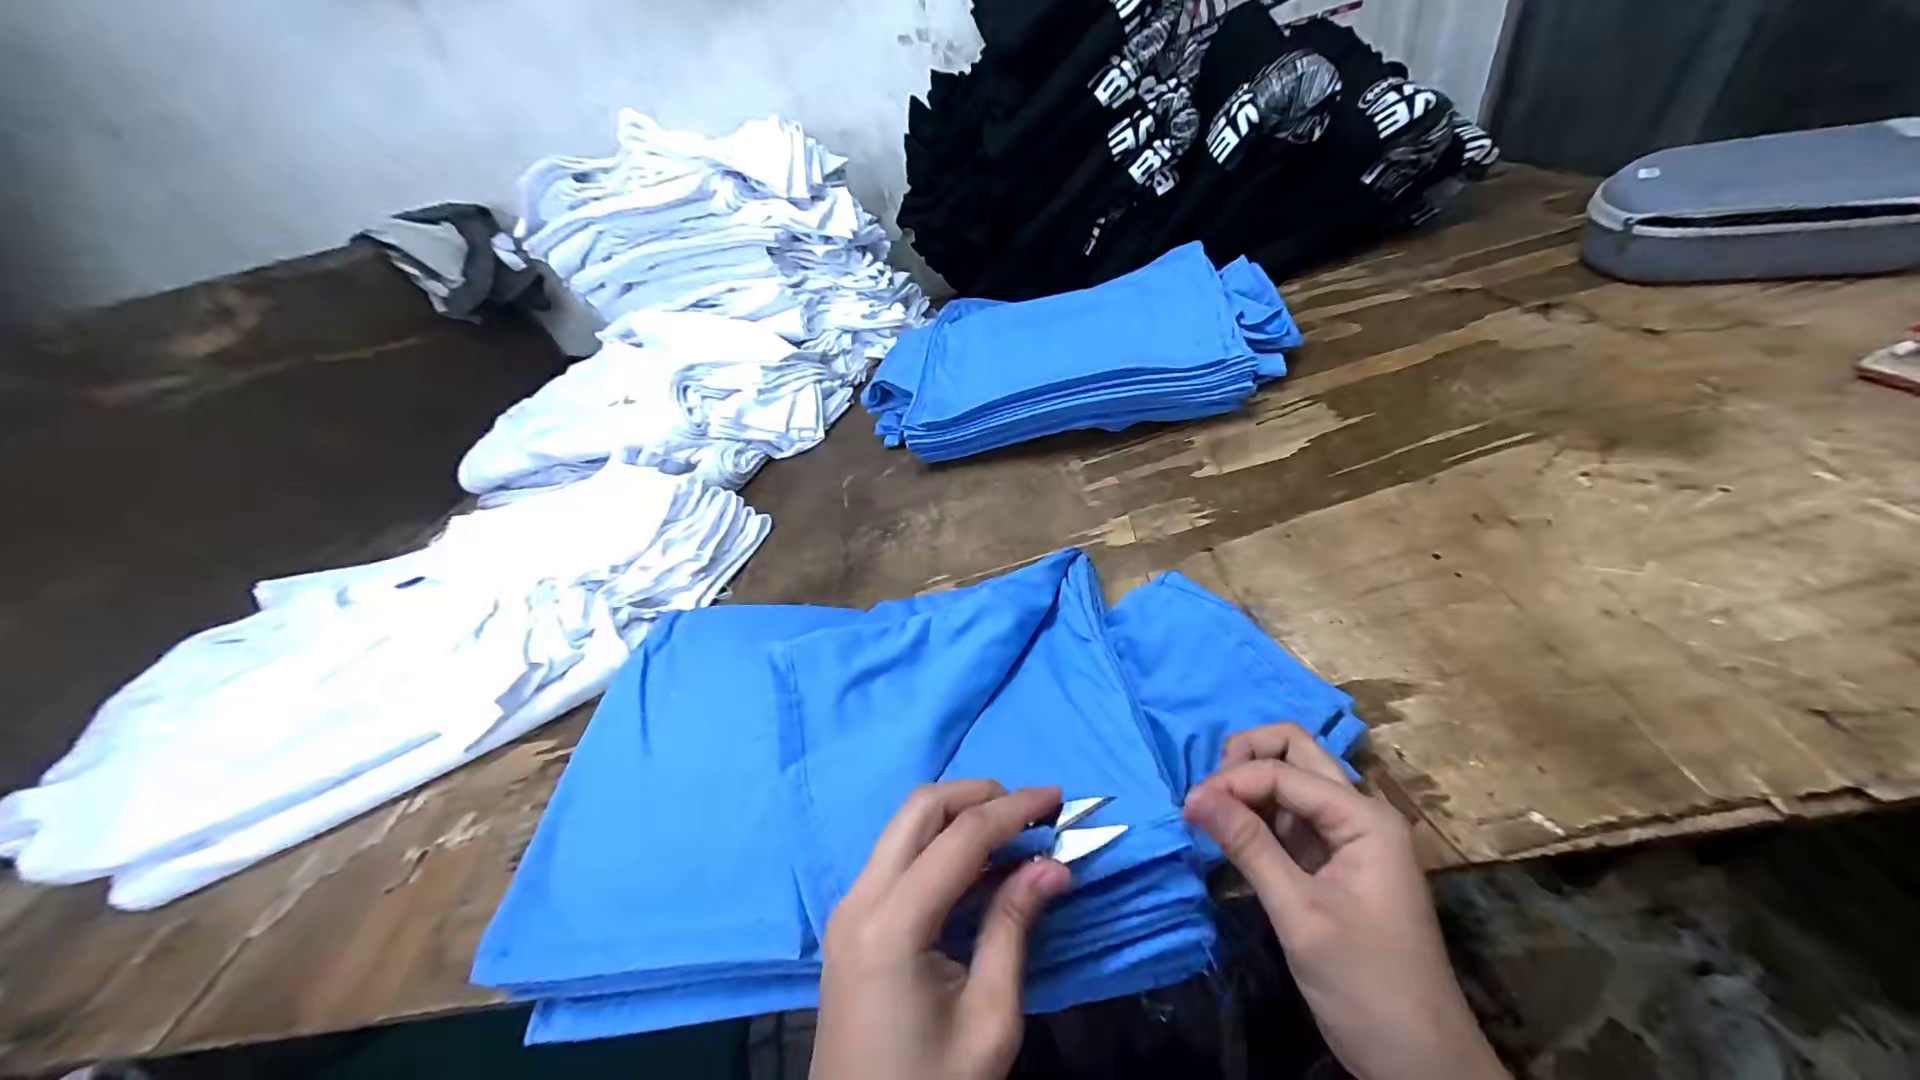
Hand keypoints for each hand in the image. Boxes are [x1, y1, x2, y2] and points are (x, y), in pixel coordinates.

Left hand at [813, 781, 1072, 1079]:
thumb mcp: (988, 1020)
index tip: (1058, 798)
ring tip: (1015, 830)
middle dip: (980, 796)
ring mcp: (849, 906)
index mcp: (892, 924)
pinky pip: (898, 856)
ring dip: (960, 815)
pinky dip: (940, 843)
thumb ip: (1013, 928)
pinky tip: (980, 863)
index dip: (1015, 809)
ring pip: (906, 825)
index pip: (961, 836)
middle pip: (921, 808)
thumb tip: (1053, 865)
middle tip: (1032, 811)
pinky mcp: (852, 920)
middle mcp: (860, 897)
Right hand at [1183, 725, 1508, 1079]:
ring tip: (1212, 816)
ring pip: (1287, 778)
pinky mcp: (1329, 859)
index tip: (1189, 808)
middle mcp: (1357, 813)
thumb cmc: (1366, 986)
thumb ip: (1248, 846)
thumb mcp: (1300, 914)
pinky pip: (1285, 815)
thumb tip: (1192, 796)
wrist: (1420, 1064)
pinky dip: (1254, 814)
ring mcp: (1344, 835)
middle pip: (1293, 751)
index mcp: (1364, 818)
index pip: (1283, 771)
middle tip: (1209, 795)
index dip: (1232, 781)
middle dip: (1244, 759)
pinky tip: (1229, 835)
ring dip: (1246, 785)